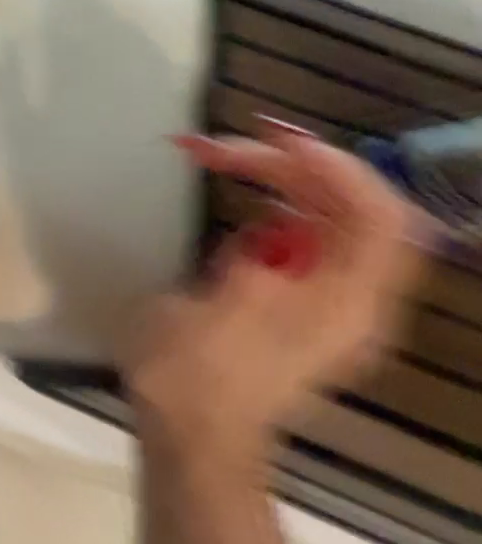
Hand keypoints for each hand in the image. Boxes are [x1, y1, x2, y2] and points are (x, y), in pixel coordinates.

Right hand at [124, 121, 424, 467]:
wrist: (189, 429)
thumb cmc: (192, 372)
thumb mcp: (213, 315)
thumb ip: (255, 269)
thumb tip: (271, 234)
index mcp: (343, 305)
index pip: (377, 219)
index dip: (334, 168)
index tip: (269, 136)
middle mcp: (353, 300)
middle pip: (349, 210)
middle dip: (286, 166)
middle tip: (208, 145)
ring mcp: (329, 302)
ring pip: (329, 219)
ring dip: (277, 179)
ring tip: (211, 155)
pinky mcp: (299, 301)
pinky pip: (310, 237)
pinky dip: (275, 203)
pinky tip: (236, 199)